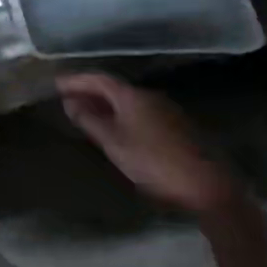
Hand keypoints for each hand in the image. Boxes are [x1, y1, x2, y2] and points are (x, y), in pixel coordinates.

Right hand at [57, 72, 237, 213]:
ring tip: (88, 113)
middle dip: (89, 91)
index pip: (98, 78)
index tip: (57, 84)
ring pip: (128, 100)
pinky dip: (122, 114)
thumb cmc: (154, 162)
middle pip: (113, 87)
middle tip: (68, 99)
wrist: (209, 187)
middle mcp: (149, 95)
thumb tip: (70, 102)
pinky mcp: (177, 127)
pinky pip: (140, 111)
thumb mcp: (114, 143)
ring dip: (106, 104)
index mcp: (132, 96)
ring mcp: (166, 110)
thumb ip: (90, 120)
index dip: (76, 80)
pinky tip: (118, 128)